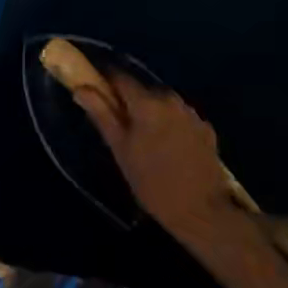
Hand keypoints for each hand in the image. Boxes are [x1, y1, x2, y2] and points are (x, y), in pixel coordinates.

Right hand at [73, 73, 238, 240]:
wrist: (202, 210)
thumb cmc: (152, 182)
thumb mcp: (120, 150)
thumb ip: (101, 114)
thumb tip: (81, 88)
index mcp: (147, 102)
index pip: (121, 77)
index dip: (106, 81)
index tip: (96, 90)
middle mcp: (171, 98)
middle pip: (143, 91)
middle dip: (130, 103)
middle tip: (121, 127)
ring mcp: (191, 112)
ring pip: (163, 104)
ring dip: (152, 114)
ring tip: (146, 141)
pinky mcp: (206, 127)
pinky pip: (181, 118)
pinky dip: (171, 125)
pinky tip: (170, 149)